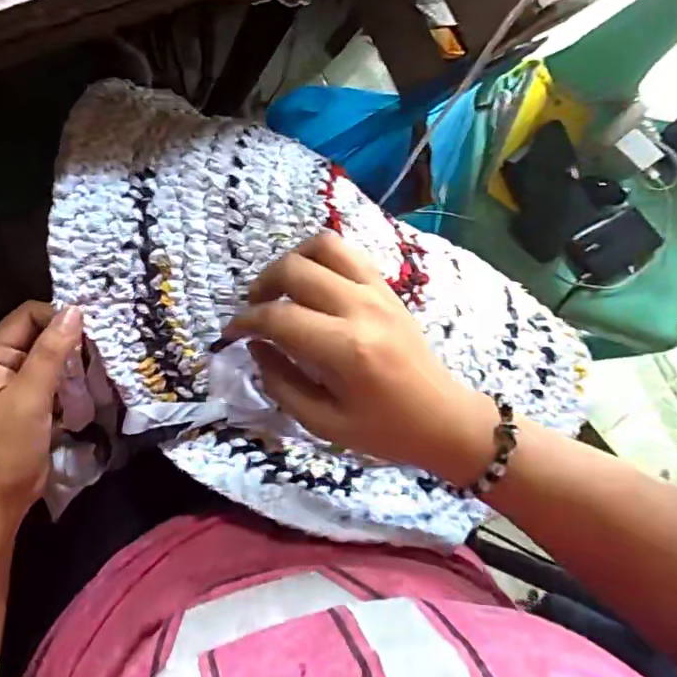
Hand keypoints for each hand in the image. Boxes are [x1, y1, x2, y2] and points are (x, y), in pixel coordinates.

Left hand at [0, 301, 82, 522]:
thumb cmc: (5, 451)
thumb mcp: (29, 398)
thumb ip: (50, 353)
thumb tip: (75, 310)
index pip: (29, 315)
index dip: (59, 317)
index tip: (92, 333)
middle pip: (40, 333)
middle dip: (69, 342)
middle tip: (100, 354)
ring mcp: (12, 385)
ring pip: (49, 357)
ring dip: (72, 364)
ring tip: (96, 374)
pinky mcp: (27, 404)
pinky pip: (52, 380)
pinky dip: (69, 383)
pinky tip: (86, 392)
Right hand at [226, 232, 497, 484]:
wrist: (444, 418)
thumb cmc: (385, 430)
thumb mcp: (324, 424)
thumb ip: (281, 384)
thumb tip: (256, 347)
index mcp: (346, 348)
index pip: (278, 317)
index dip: (245, 322)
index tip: (231, 333)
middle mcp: (360, 308)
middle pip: (294, 269)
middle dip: (261, 286)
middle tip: (254, 311)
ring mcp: (377, 291)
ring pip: (321, 245)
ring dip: (290, 261)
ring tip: (280, 288)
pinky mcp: (386, 286)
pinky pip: (345, 252)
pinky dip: (318, 258)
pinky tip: (310, 284)